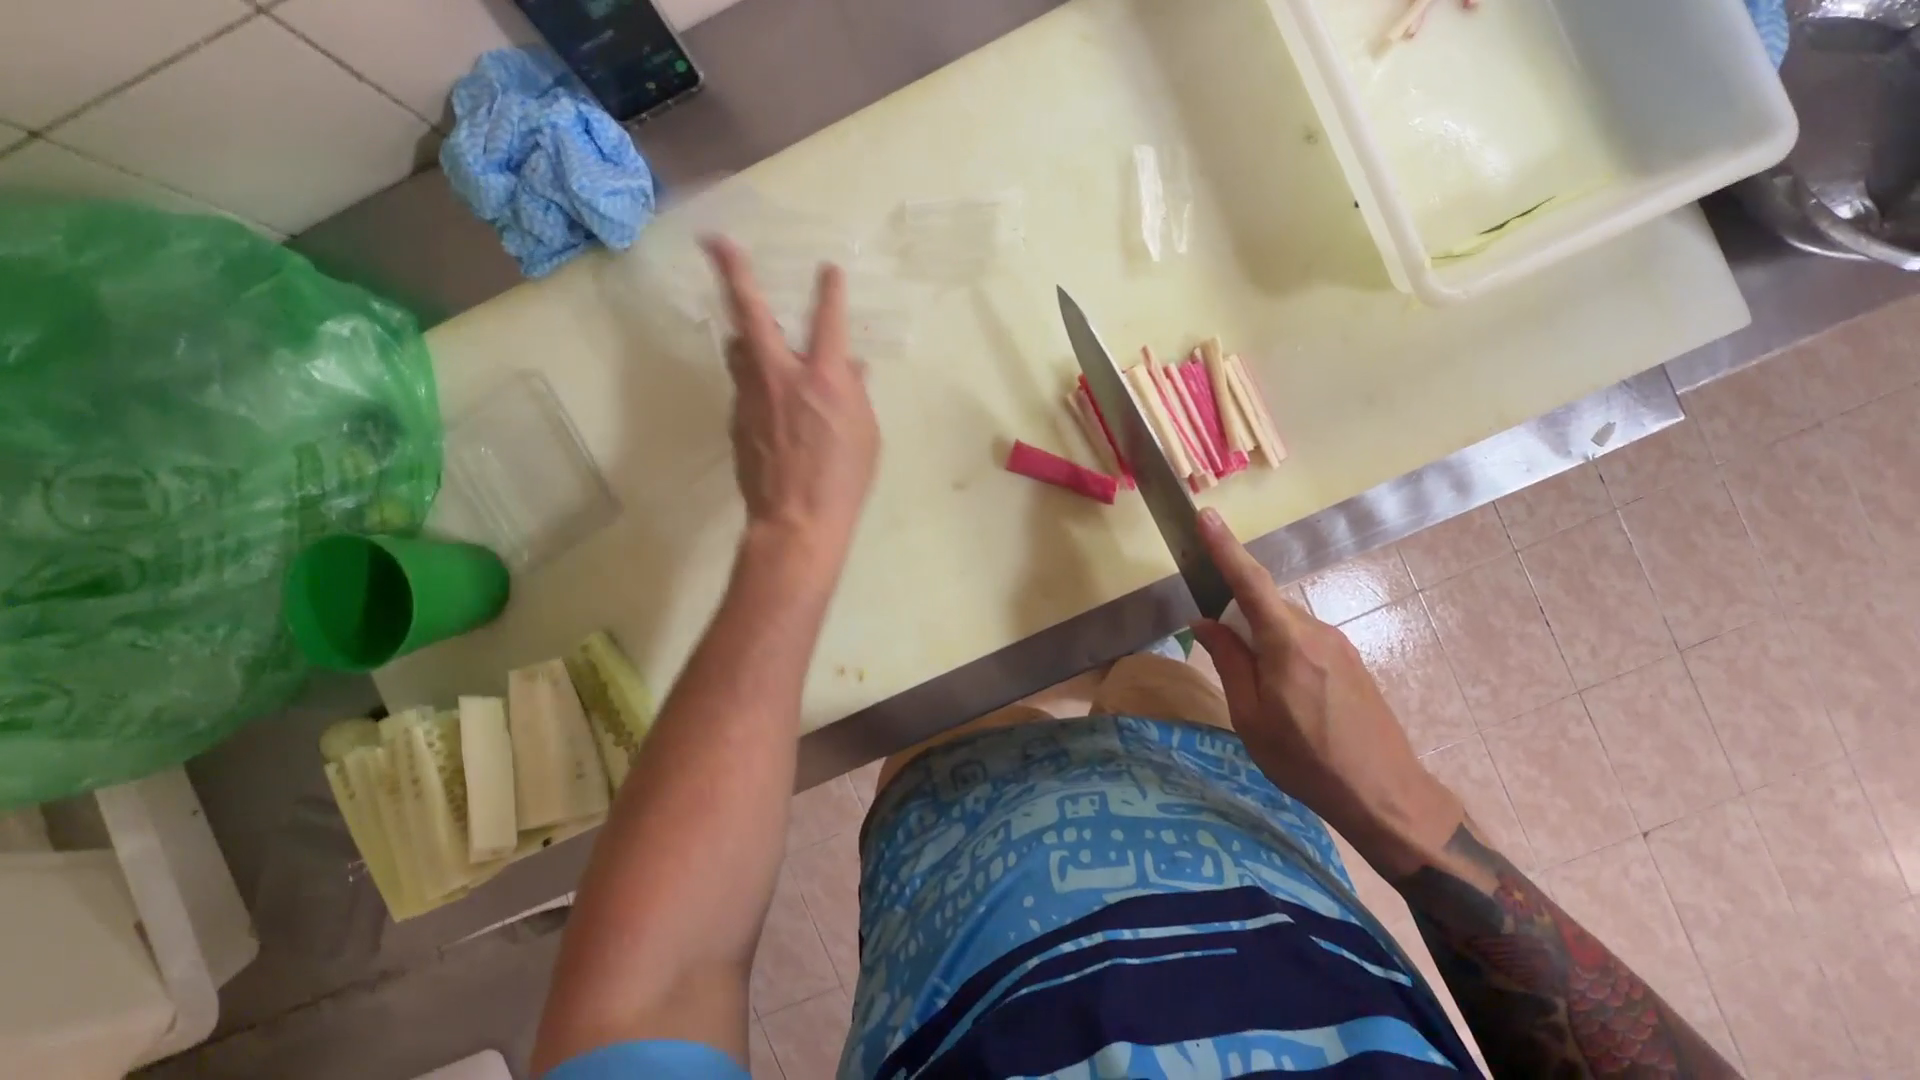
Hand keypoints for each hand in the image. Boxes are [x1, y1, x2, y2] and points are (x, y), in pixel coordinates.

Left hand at [704, 236, 879, 557]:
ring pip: (739, 348)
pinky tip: (769, 398)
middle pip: (752, 314)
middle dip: (734, 273)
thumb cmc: (844, 480)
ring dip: (745, 334)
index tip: (828, 268)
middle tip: (716, 241)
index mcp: (824, 378)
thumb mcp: (866, 434)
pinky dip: (755, 379)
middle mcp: (781, 376)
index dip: (830, 290)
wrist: (796, 521)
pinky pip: (744, 385)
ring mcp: (751, 396)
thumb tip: (850, 367)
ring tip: (752, 331)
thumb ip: (856, 394)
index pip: (828, 320)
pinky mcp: (737, 418)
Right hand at [1189, 509, 1463, 878]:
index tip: (1205, 516)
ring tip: (1258, 693)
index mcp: (1286, 643)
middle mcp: (1315, 632)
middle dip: (1235, 616)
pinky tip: (1284, 696)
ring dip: (1259, 641)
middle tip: (1217, 652)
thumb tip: (1205, 622)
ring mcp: (1338, 645)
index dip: (1224, 548)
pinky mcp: (1349, 661)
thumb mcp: (1251, 718)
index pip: (1248, 582)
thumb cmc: (1306, 762)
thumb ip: (1228, 662)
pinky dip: (1280, 652)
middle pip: (1264, 606)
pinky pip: (1302, 641)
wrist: (1386, 794)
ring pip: (1283, 625)